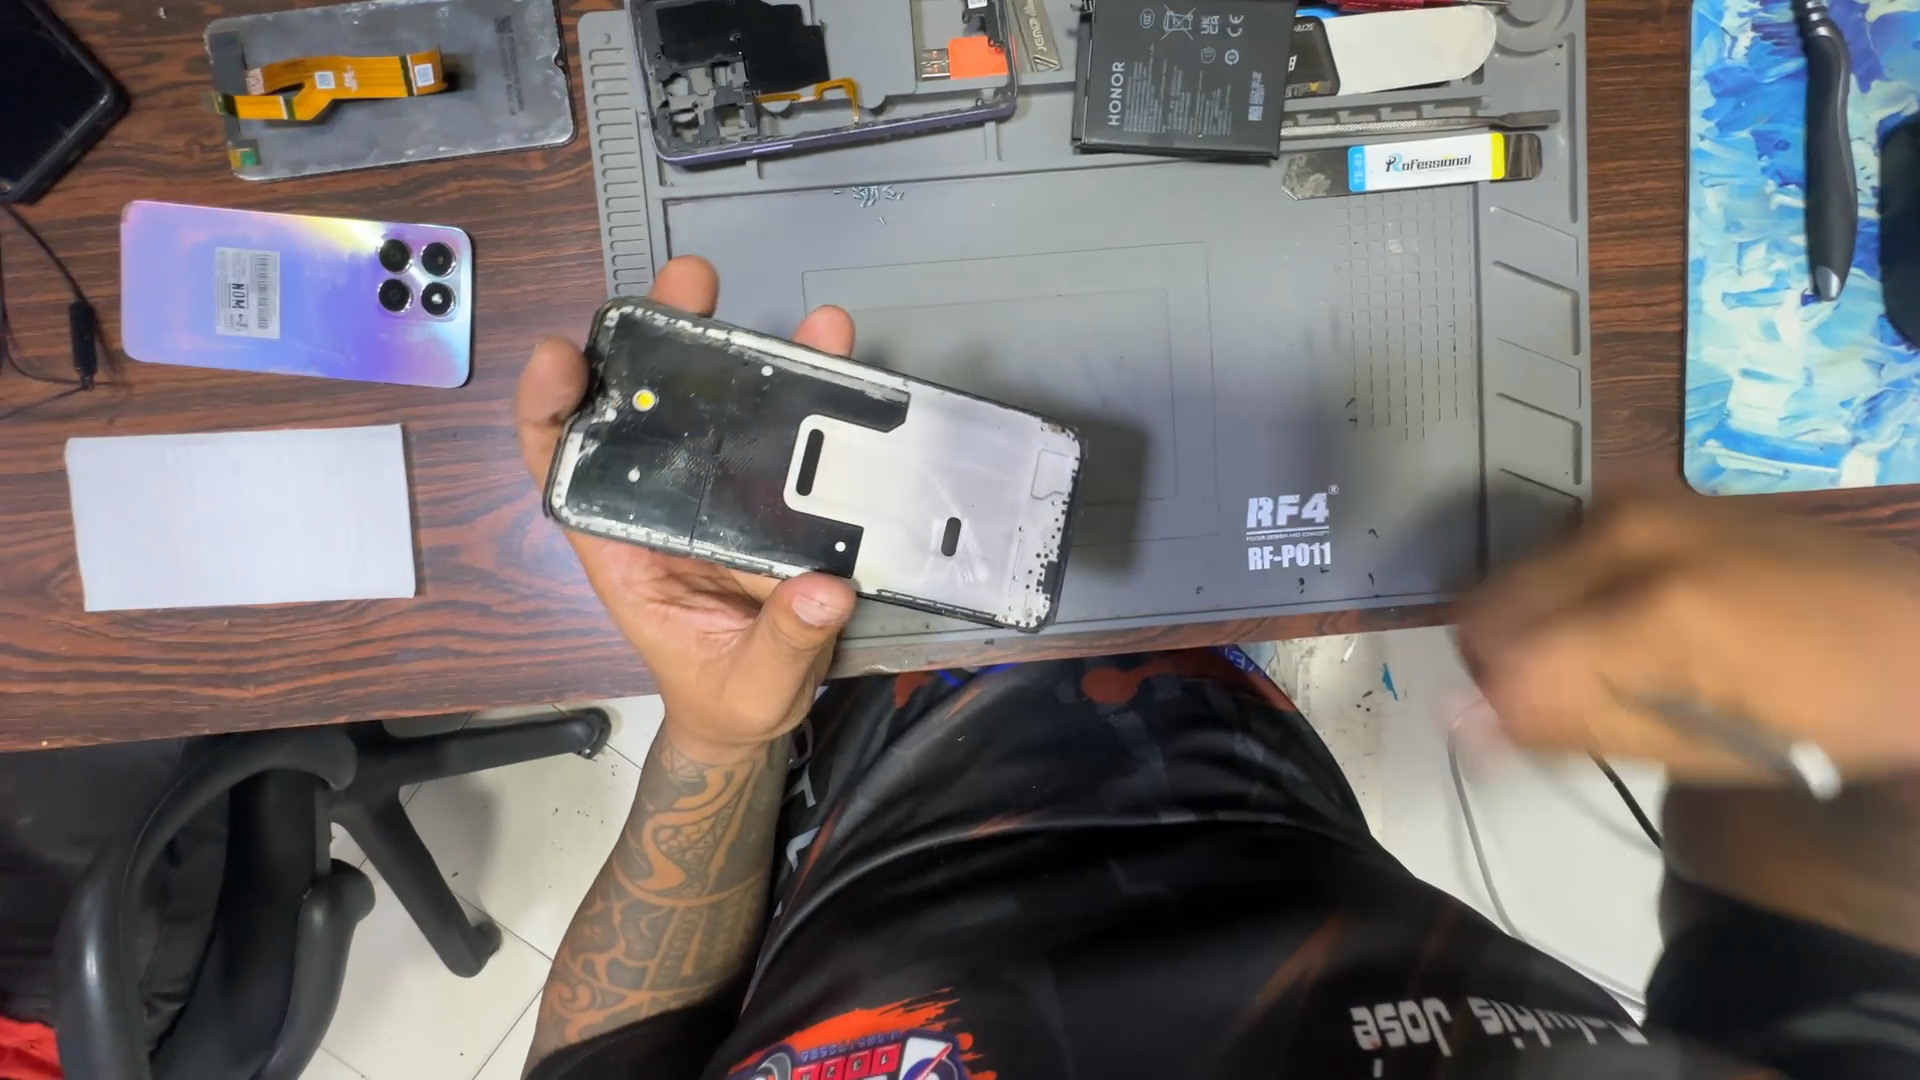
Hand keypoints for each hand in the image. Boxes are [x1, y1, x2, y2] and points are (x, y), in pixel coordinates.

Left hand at [515, 256, 858, 762]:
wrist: (763, 707)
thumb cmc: (732, 697)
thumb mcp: (752, 683)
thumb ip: (784, 643)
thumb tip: (825, 591)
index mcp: (627, 548)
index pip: (563, 466)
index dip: (551, 407)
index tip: (564, 356)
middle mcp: (668, 506)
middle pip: (648, 412)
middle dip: (662, 344)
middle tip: (693, 286)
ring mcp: (725, 497)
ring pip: (724, 414)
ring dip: (752, 360)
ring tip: (803, 324)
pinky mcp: (774, 499)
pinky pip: (784, 441)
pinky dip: (808, 402)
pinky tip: (839, 372)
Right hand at [1455, 495, 1919, 783]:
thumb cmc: (1831, 712)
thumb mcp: (1704, 750)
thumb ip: (1569, 727)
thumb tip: (1459, 721)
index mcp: (1659, 612)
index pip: (1508, 665)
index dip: (1491, 706)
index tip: (1502, 734)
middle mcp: (1626, 538)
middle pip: (1489, 610)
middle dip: (1499, 662)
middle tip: (1548, 698)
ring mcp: (1625, 507)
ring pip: (1508, 580)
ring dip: (1521, 627)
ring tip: (1586, 659)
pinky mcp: (1629, 496)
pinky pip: (1542, 555)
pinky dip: (1548, 594)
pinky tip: (1604, 616)